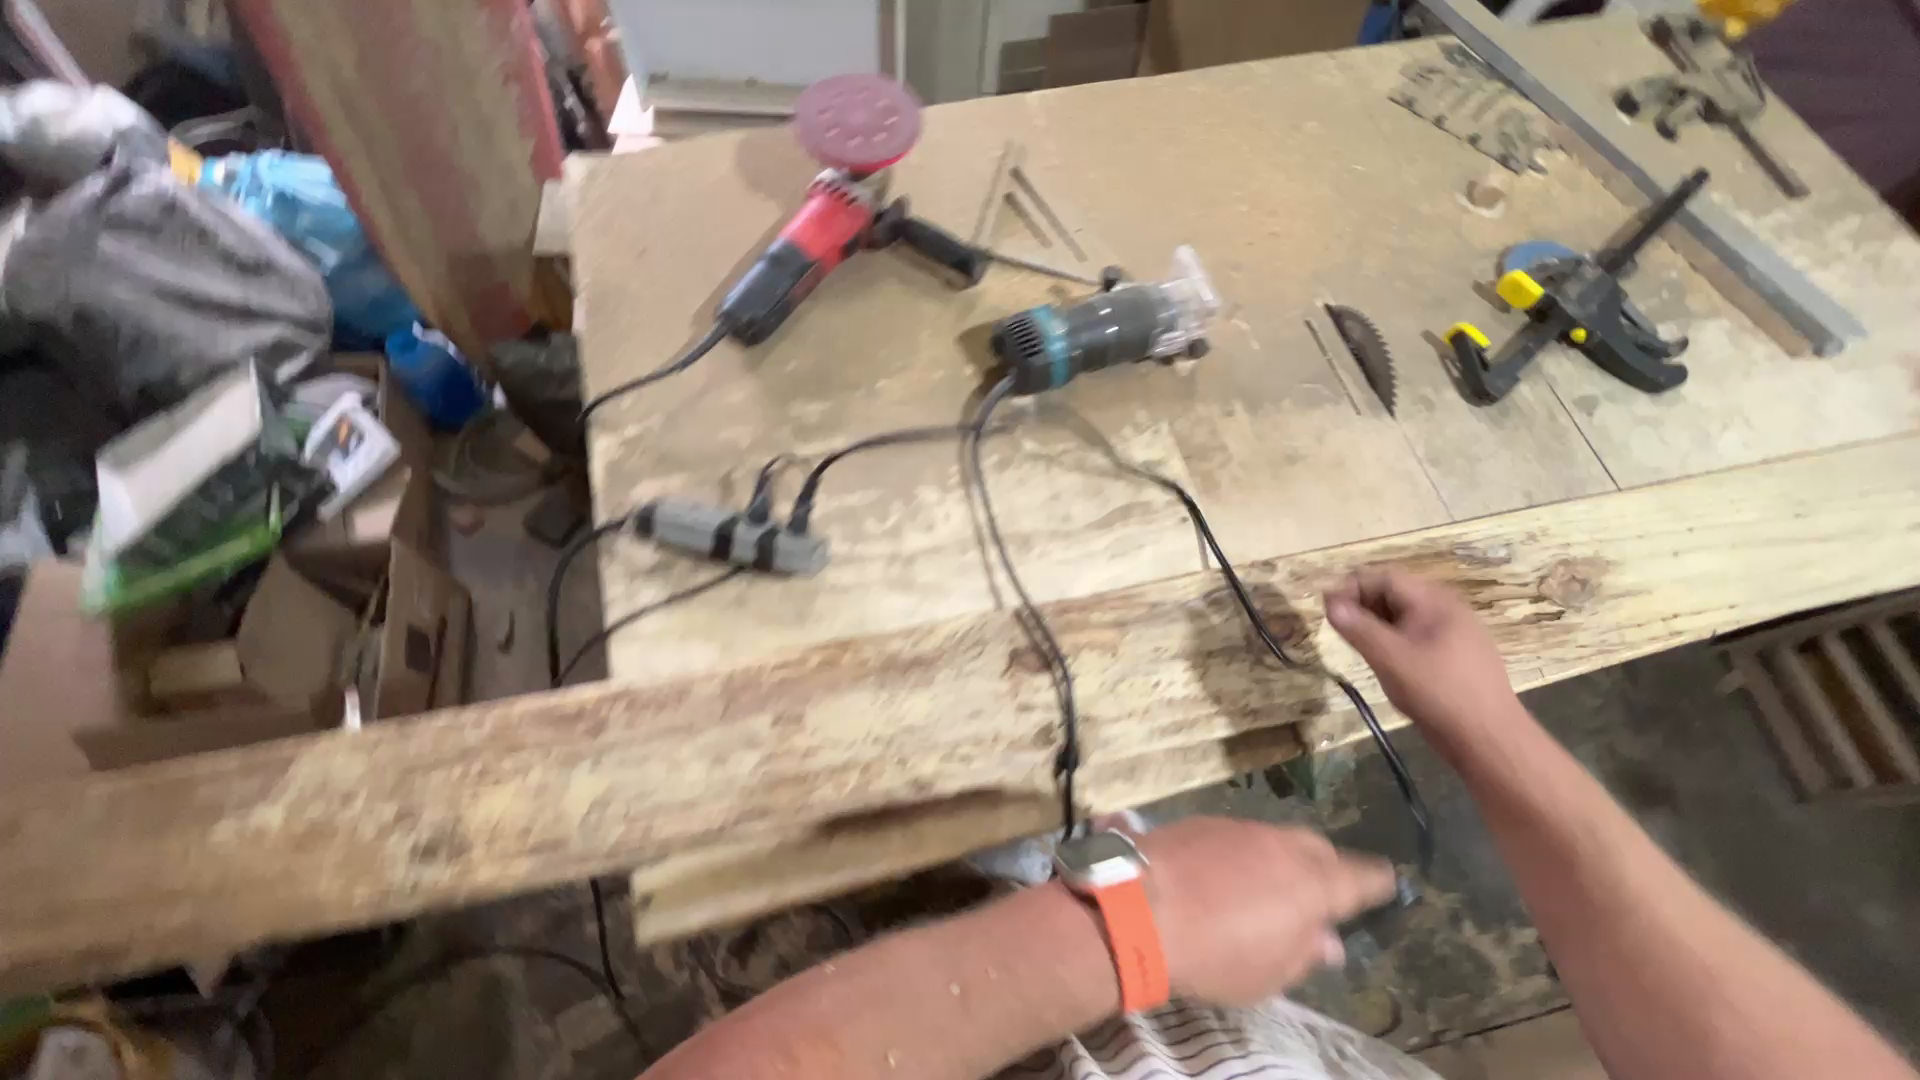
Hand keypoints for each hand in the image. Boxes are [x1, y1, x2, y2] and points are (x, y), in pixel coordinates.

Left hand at [1133, 817, 1395, 1004]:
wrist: (1135, 906)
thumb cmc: (1211, 954)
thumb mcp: (1268, 975)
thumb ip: (1304, 952)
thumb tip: (1327, 939)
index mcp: (1311, 884)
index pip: (1360, 877)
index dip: (1376, 881)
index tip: (1387, 882)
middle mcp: (1279, 845)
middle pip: (1317, 848)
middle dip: (1327, 866)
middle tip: (1321, 892)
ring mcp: (1238, 827)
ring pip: (1274, 837)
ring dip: (1279, 858)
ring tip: (1266, 887)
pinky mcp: (1200, 822)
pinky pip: (1236, 835)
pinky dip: (1242, 853)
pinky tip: (1224, 875)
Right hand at [1323, 566, 1522, 756]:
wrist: (1489, 738)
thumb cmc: (1437, 692)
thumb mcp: (1390, 658)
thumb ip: (1358, 628)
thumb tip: (1330, 602)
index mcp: (1435, 601)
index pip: (1385, 577)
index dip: (1352, 586)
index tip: (1327, 608)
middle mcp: (1447, 609)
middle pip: (1395, 593)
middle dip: (1362, 604)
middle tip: (1338, 626)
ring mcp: (1454, 632)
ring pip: (1405, 615)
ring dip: (1375, 622)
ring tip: (1356, 644)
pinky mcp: (1455, 654)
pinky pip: (1416, 633)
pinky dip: (1393, 638)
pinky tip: (1384, 660)